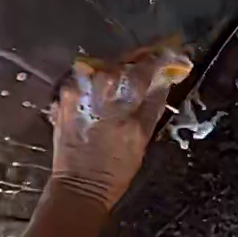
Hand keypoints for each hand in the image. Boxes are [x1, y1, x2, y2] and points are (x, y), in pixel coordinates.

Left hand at [3, 43, 189, 236]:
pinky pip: (87, 80)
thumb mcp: (142, 136)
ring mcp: (75, 90)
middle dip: (141, 59)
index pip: (143, 66)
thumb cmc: (115, 168)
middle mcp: (93, 86)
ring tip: (135, 75)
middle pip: (121, 61)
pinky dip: (101, 81)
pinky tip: (111, 89)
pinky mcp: (63, 98)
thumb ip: (154, 102)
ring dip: (121, 68)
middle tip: (157, 60)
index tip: (174, 50)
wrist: (79, 187)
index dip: (161, 57)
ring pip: (103, 67)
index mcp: (117, 95)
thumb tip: (166, 78)